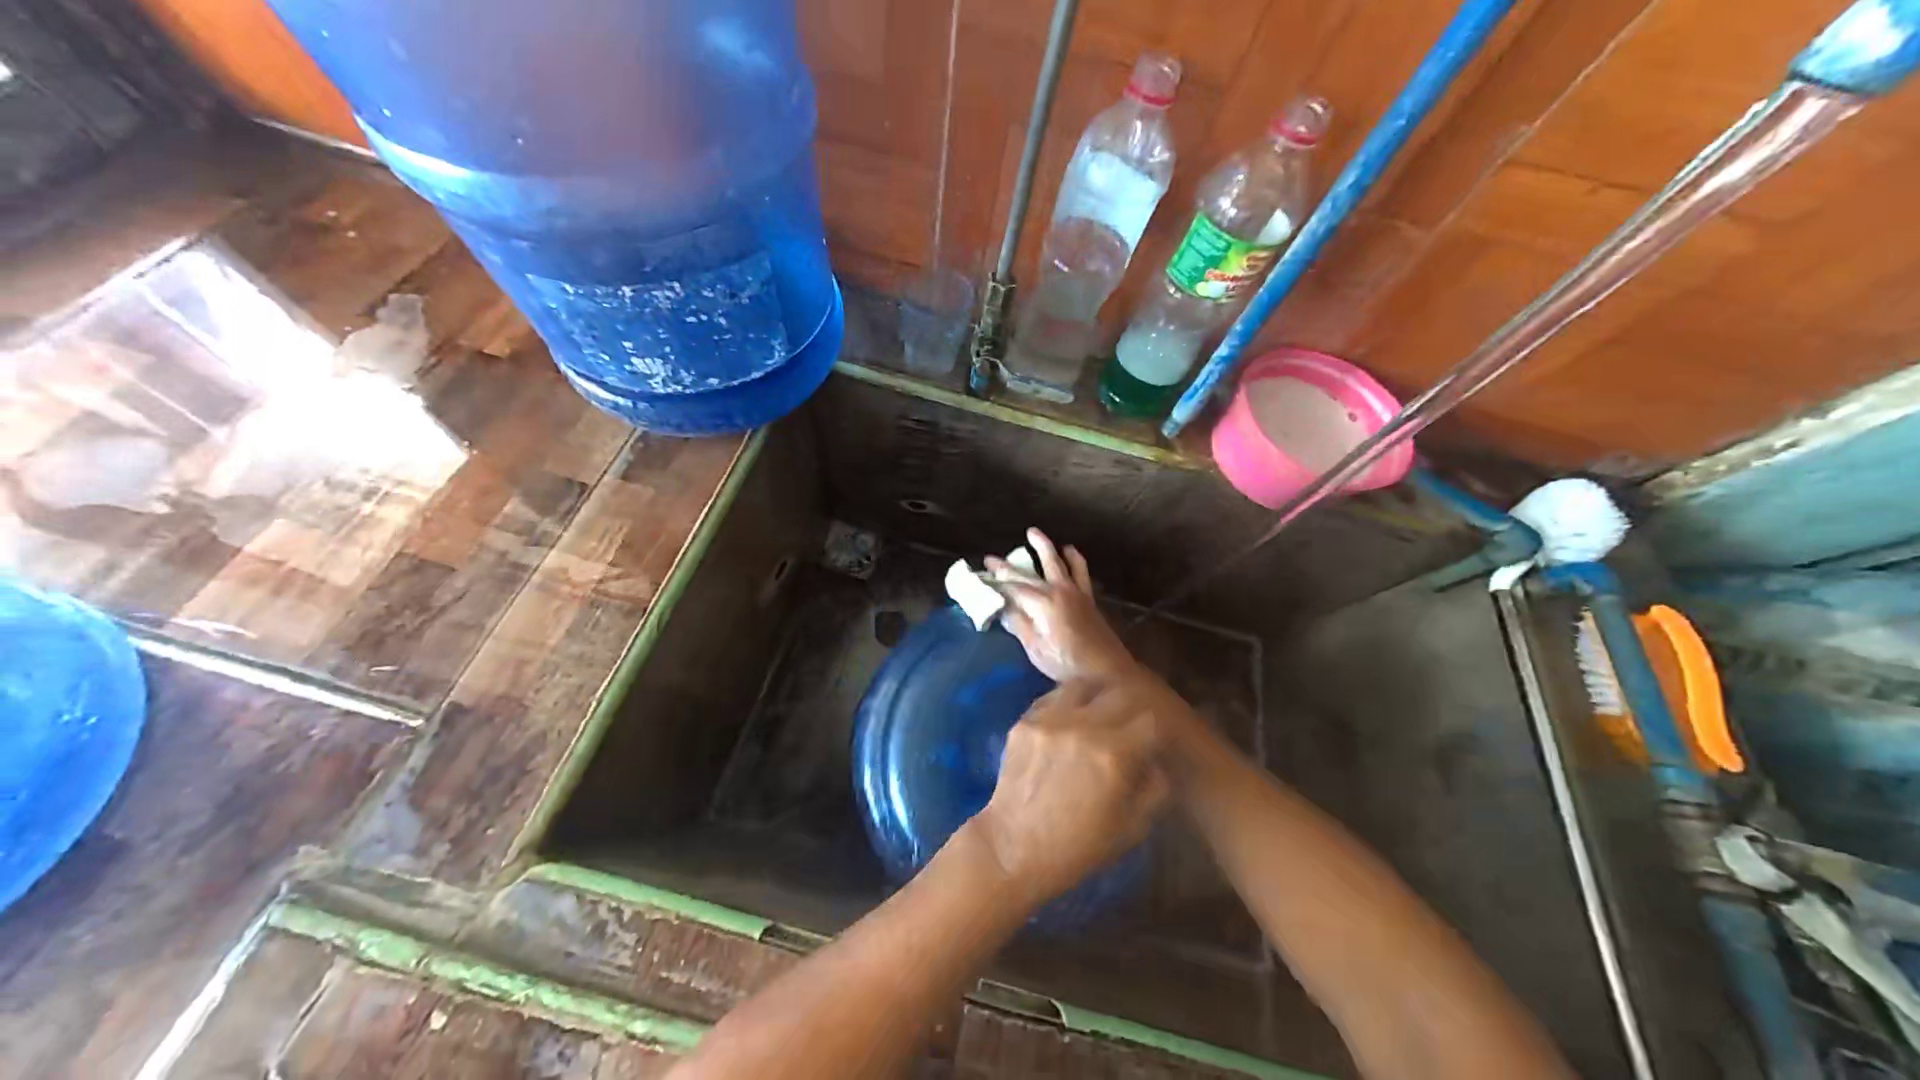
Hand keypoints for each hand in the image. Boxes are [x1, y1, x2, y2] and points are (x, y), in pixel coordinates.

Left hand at [965, 678, 1169, 908]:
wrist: (1014, 848)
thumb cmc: (1079, 847)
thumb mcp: (1133, 827)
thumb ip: (1156, 787)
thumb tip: (1157, 758)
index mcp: (1115, 754)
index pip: (1150, 718)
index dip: (1156, 728)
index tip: (1154, 738)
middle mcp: (1083, 727)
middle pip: (1119, 692)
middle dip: (1131, 705)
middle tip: (1129, 720)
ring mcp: (1050, 720)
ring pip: (1082, 685)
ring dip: (1095, 695)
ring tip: (1097, 710)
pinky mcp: (1024, 722)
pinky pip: (1051, 699)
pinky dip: (1065, 704)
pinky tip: (1067, 721)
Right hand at [987, 528, 1136, 682]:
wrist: (1108, 671)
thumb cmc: (1067, 665)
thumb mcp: (1035, 649)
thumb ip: (1019, 625)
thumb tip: (1004, 610)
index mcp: (1042, 604)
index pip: (1012, 587)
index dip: (995, 581)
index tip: (980, 574)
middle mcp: (1058, 591)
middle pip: (1029, 574)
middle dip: (1008, 565)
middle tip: (991, 558)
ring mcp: (1075, 592)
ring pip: (1057, 561)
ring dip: (1044, 546)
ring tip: (1033, 533)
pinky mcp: (1088, 598)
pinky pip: (1080, 571)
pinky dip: (1074, 558)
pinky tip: (1070, 551)